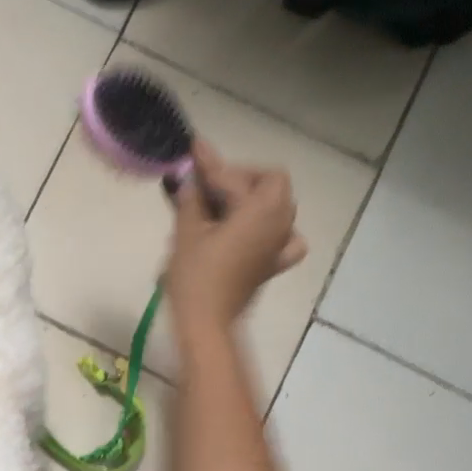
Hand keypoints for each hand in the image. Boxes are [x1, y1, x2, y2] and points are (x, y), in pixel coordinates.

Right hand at [165, 142, 307, 326]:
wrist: (206, 322)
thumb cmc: (195, 276)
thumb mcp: (186, 233)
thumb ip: (190, 200)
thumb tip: (186, 178)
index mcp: (261, 208)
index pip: (235, 176)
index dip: (211, 163)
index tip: (193, 149)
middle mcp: (281, 219)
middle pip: (268, 184)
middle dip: (238, 179)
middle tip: (205, 185)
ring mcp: (281, 242)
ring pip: (277, 206)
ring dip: (252, 200)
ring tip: (222, 207)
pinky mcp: (273, 263)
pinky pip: (285, 238)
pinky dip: (272, 231)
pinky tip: (256, 235)